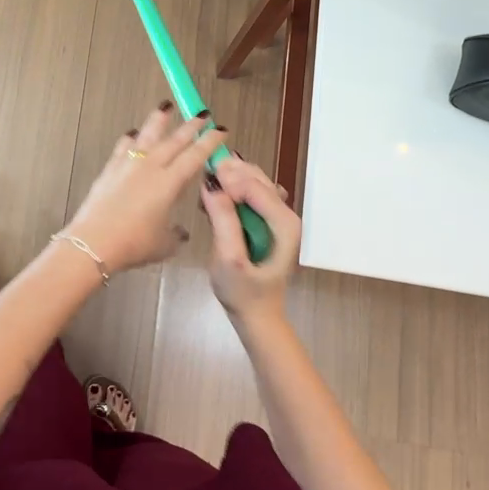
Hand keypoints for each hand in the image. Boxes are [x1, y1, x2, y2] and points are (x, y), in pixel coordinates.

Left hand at [62, 103, 228, 272]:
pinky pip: (124, 146)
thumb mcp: (164, 244)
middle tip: (203, 114)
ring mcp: (128, 165)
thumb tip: (181, 231)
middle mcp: (151, 167)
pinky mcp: (109, 169)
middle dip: (191, 126)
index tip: (221, 130)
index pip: (195, 156)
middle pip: (174, 140)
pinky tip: (133, 134)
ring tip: (165, 106)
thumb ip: (176, 234)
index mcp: (170, 183)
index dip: (209, 142)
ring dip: (158, 120)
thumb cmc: (134, 244)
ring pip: (147, 135)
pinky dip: (131, 138)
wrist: (93, 242)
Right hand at [200, 155, 300, 324]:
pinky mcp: (267, 223)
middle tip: (203, 175)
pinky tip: (216, 197)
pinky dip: (233, 190)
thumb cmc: (242, 293)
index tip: (205, 182)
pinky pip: (250, 195)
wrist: (257, 316)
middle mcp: (286, 215)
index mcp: (283, 224)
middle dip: (231, 173)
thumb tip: (211, 186)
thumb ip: (224, 222)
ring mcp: (278, 218)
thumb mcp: (228, 260)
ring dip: (231, 179)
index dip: (230, 179)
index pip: (255, 186)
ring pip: (254, 183)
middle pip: (257, 179)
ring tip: (207, 184)